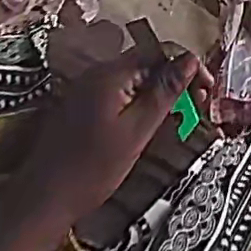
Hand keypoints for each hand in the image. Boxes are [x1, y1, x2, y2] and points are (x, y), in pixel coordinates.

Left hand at [25, 50, 204, 217]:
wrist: (44, 198)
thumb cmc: (92, 168)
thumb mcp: (136, 132)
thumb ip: (163, 93)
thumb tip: (189, 60)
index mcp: (112, 73)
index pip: (158, 53)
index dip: (185, 67)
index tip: (206, 90)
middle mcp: (99, 71)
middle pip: (146, 63)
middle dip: (174, 79)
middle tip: (198, 105)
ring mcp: (88, 86)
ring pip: (134, 78)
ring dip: (158, 91)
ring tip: (179, 114)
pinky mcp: (83, 103)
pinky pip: (119, 91)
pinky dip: (139, 101)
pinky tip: (149, 122)